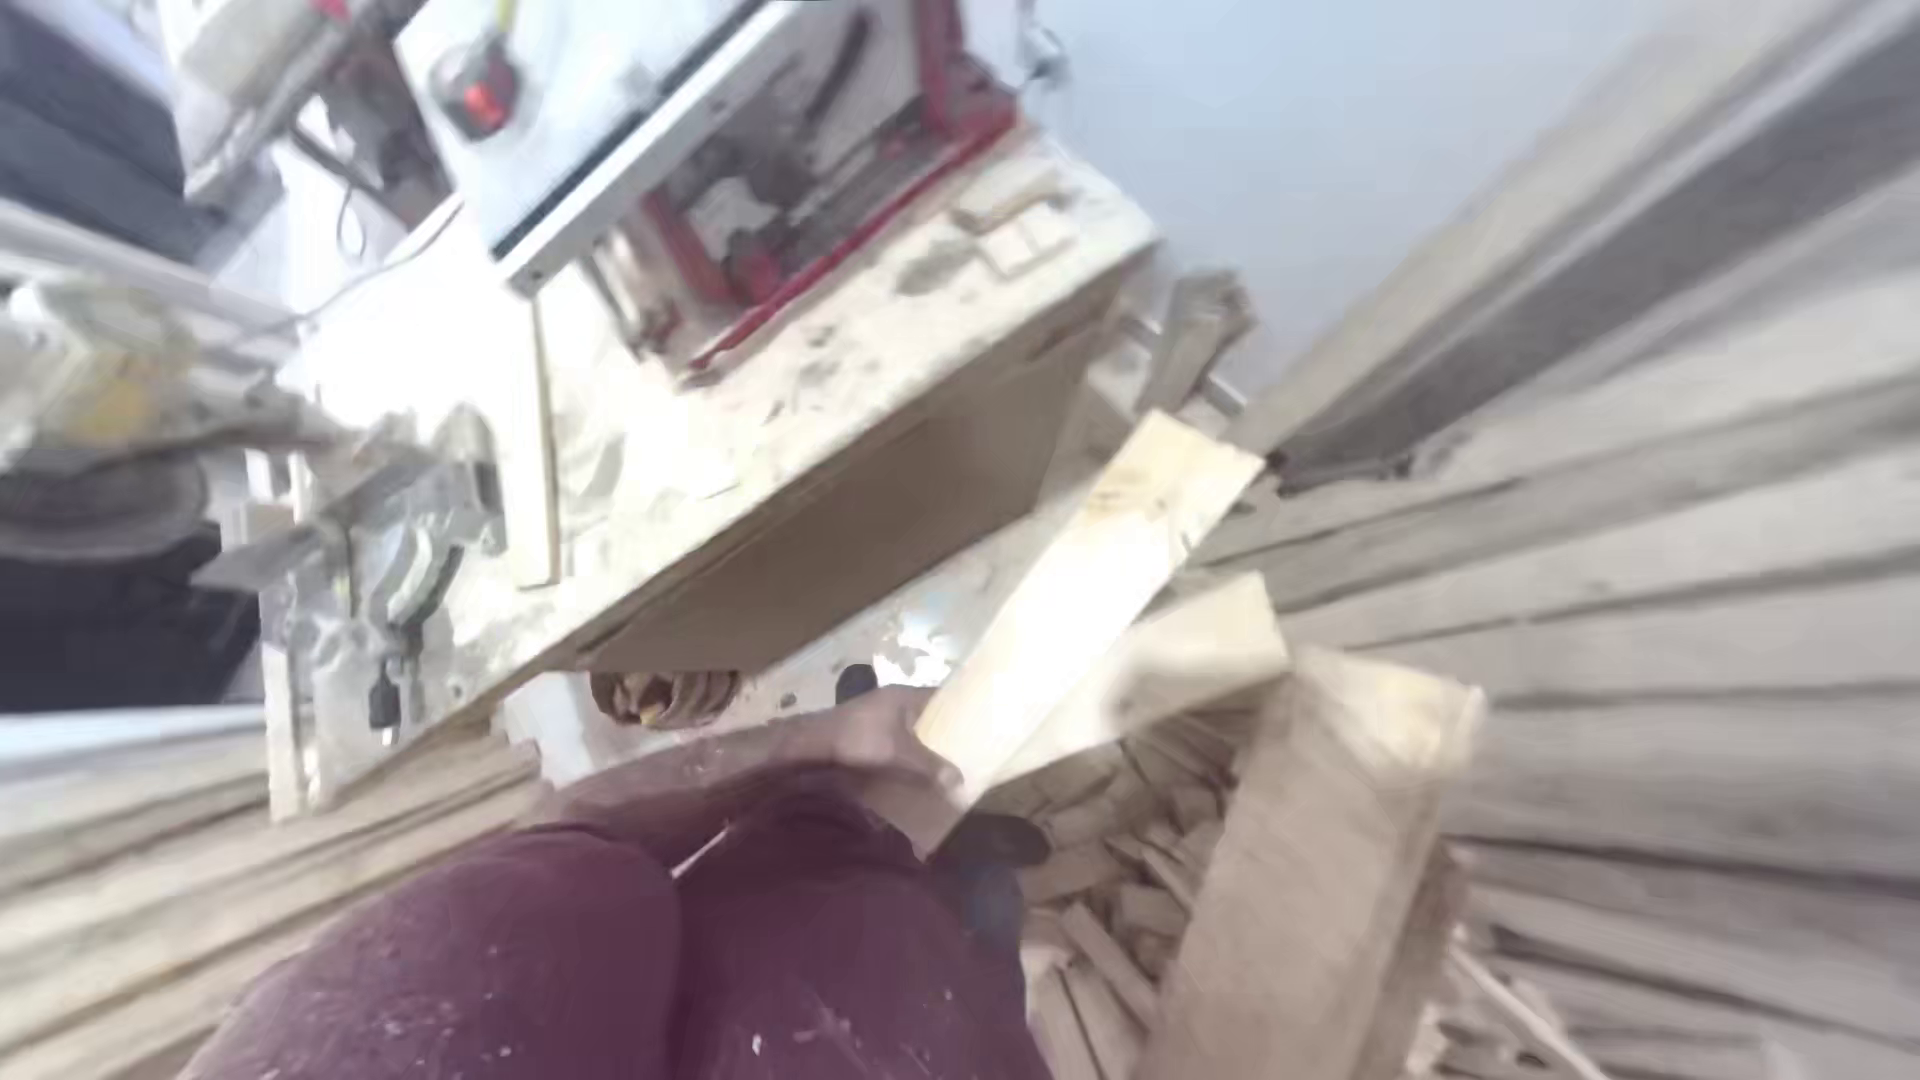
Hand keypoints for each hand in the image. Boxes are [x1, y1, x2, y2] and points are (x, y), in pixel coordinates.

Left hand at [785, 685, 960, 788]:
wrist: (807, 746)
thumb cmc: (855, 738)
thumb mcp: (896, 752)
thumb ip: (928, 765)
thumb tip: (960, 781)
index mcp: (905, 695)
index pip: (942, 695)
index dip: (962, 707)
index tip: (983, 724)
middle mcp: (895, 702)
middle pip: (930, 716)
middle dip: (947, 734)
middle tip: (972, 753)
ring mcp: (881, 718)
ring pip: (915, 731)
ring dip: (928, 748)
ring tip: (952, 767)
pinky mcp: (869, 736)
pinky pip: (901, 744)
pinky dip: (911, 756)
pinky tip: (921, 774)